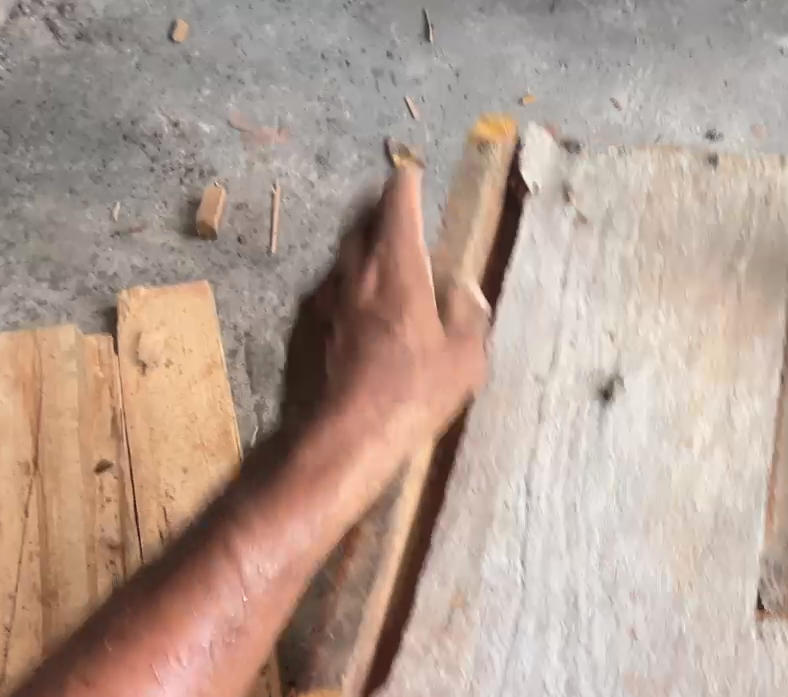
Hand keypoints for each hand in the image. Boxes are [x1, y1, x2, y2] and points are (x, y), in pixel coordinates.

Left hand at [306, 166, 490, 446]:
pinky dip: (351, 281)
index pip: (398, 203)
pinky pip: (335, 286)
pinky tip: (364, 303)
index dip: (407, 184)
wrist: (354, 431)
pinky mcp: (317, 325)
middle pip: (364, 220)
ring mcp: (332, 297)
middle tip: (401, 213)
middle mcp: (359, 272)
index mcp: (399, 267)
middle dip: (382, 209)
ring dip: (364, 244)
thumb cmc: (416, 390)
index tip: (413, 175)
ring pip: (346, 253)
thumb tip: (468, 292)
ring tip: (384, 255)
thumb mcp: (465, 358)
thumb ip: (470, 316)